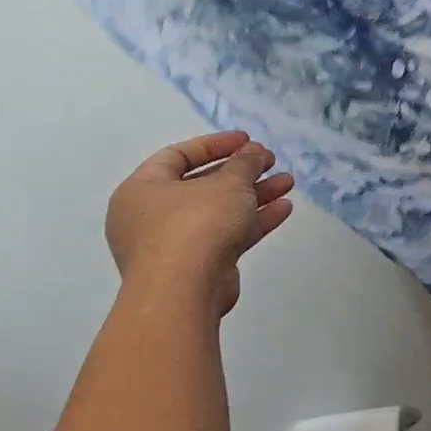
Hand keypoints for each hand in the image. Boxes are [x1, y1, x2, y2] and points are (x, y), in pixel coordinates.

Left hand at [105, 131, 295, 316]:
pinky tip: (283, 208)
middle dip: (242, 171)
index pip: (177, 155)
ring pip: (218, 210)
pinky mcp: (193, 264)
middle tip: (270, 161)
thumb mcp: (229, 182)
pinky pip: (224, 233)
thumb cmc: (196, 223)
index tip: (248, 140)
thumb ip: (245, 162)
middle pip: (201, 184)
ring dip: (254, 194)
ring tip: (288, 182)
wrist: (183, 290)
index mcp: (142, 190)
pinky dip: (252, 220)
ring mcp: (171, 242)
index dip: (214, 144)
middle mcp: (150, 215)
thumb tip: (252, 152)